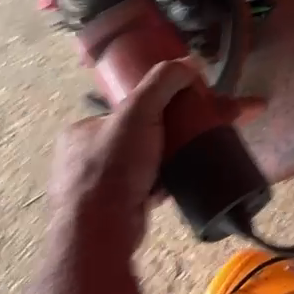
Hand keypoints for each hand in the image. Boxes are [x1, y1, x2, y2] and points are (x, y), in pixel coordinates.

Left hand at [46, 58, 258, 255]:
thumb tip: (192, 62)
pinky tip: (188, 176)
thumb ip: (163, 82)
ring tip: (209, 149)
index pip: (128, 107)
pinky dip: (170, 177)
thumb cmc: (113, 166)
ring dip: (177, 153)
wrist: (102, 231)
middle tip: (211, 126)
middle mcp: (85, 155)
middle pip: (144, 131)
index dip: (161, 103)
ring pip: (149, 158)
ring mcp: (99, 185)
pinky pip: (150, 183)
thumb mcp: (137, 112)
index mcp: (82, 130)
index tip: (188, 106)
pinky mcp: (117, 208)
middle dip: (179, 129)